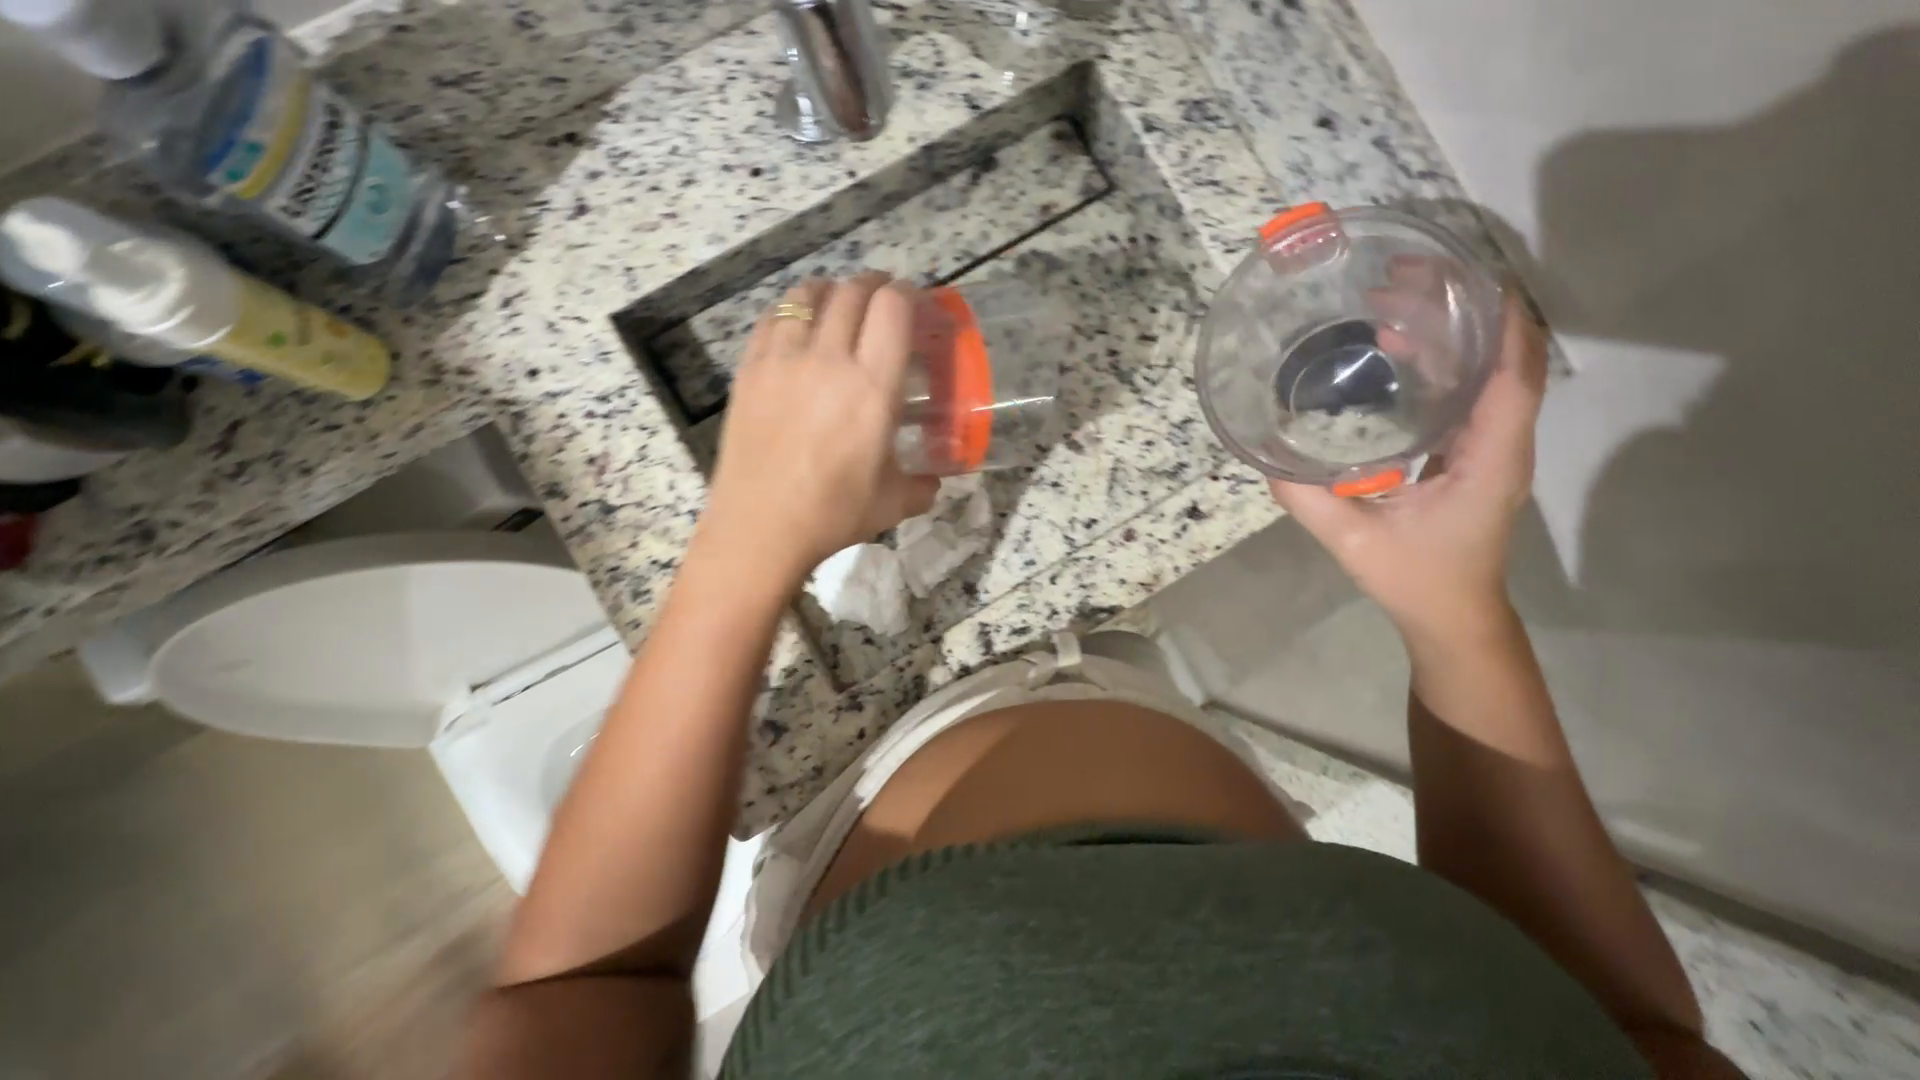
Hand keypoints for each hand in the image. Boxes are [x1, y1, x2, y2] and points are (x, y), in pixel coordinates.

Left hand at [699, 273, 940, 586]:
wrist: (760, 527)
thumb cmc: (833, 514)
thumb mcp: (893, 501)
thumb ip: (921, 484)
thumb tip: (933, 481)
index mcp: (873, 386)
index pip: (893, 307)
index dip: (908, 294)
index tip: (915, 304)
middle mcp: (829, 358)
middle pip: (852, 291)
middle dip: (874, 286)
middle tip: (883, 299)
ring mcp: (783, 360)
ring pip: (807, 295)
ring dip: (831, 290)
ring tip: (838, 302)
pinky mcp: (749, 370)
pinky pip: (772, 319)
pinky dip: (791, 310)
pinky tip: (797, 324)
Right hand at [1269, 295, 1547, 639]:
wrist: (1453, 617)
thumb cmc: (1415, 580)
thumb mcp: (1353, 541)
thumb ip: (1307, 497)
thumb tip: (1265, 451)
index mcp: (1489, 457)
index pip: (1513, 374)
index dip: (1497, 320)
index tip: (1457, 275)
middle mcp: (1503, 442)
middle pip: (1505, 356)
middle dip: (1461, 308)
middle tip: (1398, 280)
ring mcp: (1494, 445)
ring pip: (1491, 368)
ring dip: (1450, 330)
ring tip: (1390, 304)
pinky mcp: (1477, 451)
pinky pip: (1474, 389)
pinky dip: (1444, 358)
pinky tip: (1398, 350)